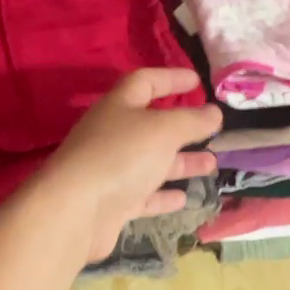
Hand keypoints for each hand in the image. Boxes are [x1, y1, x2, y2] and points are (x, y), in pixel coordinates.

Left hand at [23, 68, 221, 263]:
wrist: (75, 211)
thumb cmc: (121, 156)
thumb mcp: (163, 130)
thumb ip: (191, 120)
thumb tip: (214, 112)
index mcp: (118, 107)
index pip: (145, 82)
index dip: (170, 78)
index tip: (197, 81)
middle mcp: (111, 135)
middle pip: (151, 126)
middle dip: (182, 128)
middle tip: (212, 130)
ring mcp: (110, 170)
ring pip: (150, 162)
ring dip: (180, 162)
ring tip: (211, 164)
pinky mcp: (111, 203)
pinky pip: (142, 195)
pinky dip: (163, 195)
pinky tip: (183, 198)